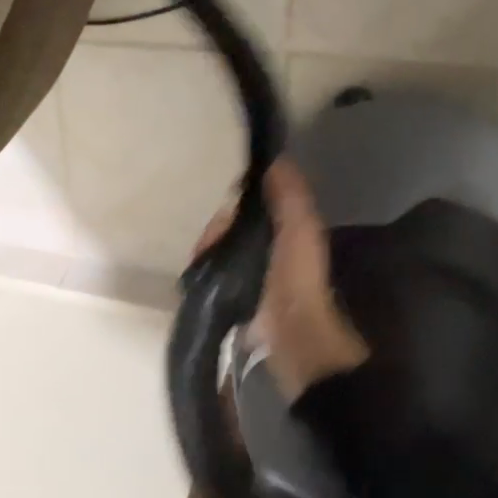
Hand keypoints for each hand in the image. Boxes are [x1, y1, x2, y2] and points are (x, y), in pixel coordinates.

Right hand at [196, 163, 368, 397]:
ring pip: (217, 254)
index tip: (220, 220)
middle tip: (205, 249)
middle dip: (213, 234)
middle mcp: (268, 252)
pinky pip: (211, 279)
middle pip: (228, 231)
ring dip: (204, 256)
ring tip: (198, 265)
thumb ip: (291, 197)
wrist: (293, 338)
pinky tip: (197, 281)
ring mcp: (250, 279)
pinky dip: (202, 276)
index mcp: (285, 233)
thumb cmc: (295, 281)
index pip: (247, 209)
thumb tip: (276, 159)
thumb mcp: (300, 231)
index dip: (230, 209)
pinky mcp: (235, 303)